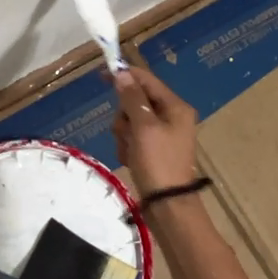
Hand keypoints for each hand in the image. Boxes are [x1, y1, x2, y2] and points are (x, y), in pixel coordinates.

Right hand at [111, 66, 199, 196]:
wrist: (168, 204)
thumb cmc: (158, 162)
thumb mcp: (143, 127)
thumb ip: (132, 99)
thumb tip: (122, 74)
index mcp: (176, 107)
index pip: (147, 80)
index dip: (126, 76)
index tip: (102, 75)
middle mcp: (172, 116)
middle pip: (137, 101)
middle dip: (125, 116)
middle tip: (125, 131)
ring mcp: (163, 134)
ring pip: (131, 121)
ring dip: (124, 134)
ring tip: (130, 150)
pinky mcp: (154, 149)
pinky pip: (133, 137)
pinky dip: (128, 146)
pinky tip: (131, 158)